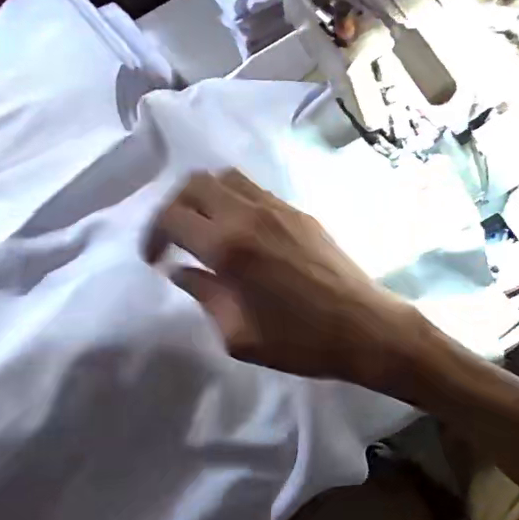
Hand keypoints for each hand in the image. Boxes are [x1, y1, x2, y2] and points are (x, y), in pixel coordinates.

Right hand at [147, 169, 429, 388]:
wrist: (365, 328)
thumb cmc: (300, 342)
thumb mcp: (238, 334)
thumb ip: (204, 295)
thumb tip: (181, 270)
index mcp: (228, 246)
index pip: (172, 216)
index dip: (153, 235)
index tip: (155, 260)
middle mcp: (250, 215)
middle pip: (195, 183)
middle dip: (174, 206)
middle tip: (175, 238)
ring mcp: (279, 208)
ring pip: (227, 177)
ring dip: (206, 197)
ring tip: (206, 229)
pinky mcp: (301, 212)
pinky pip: (256, 190)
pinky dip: (236, 200)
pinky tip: (241, 232)